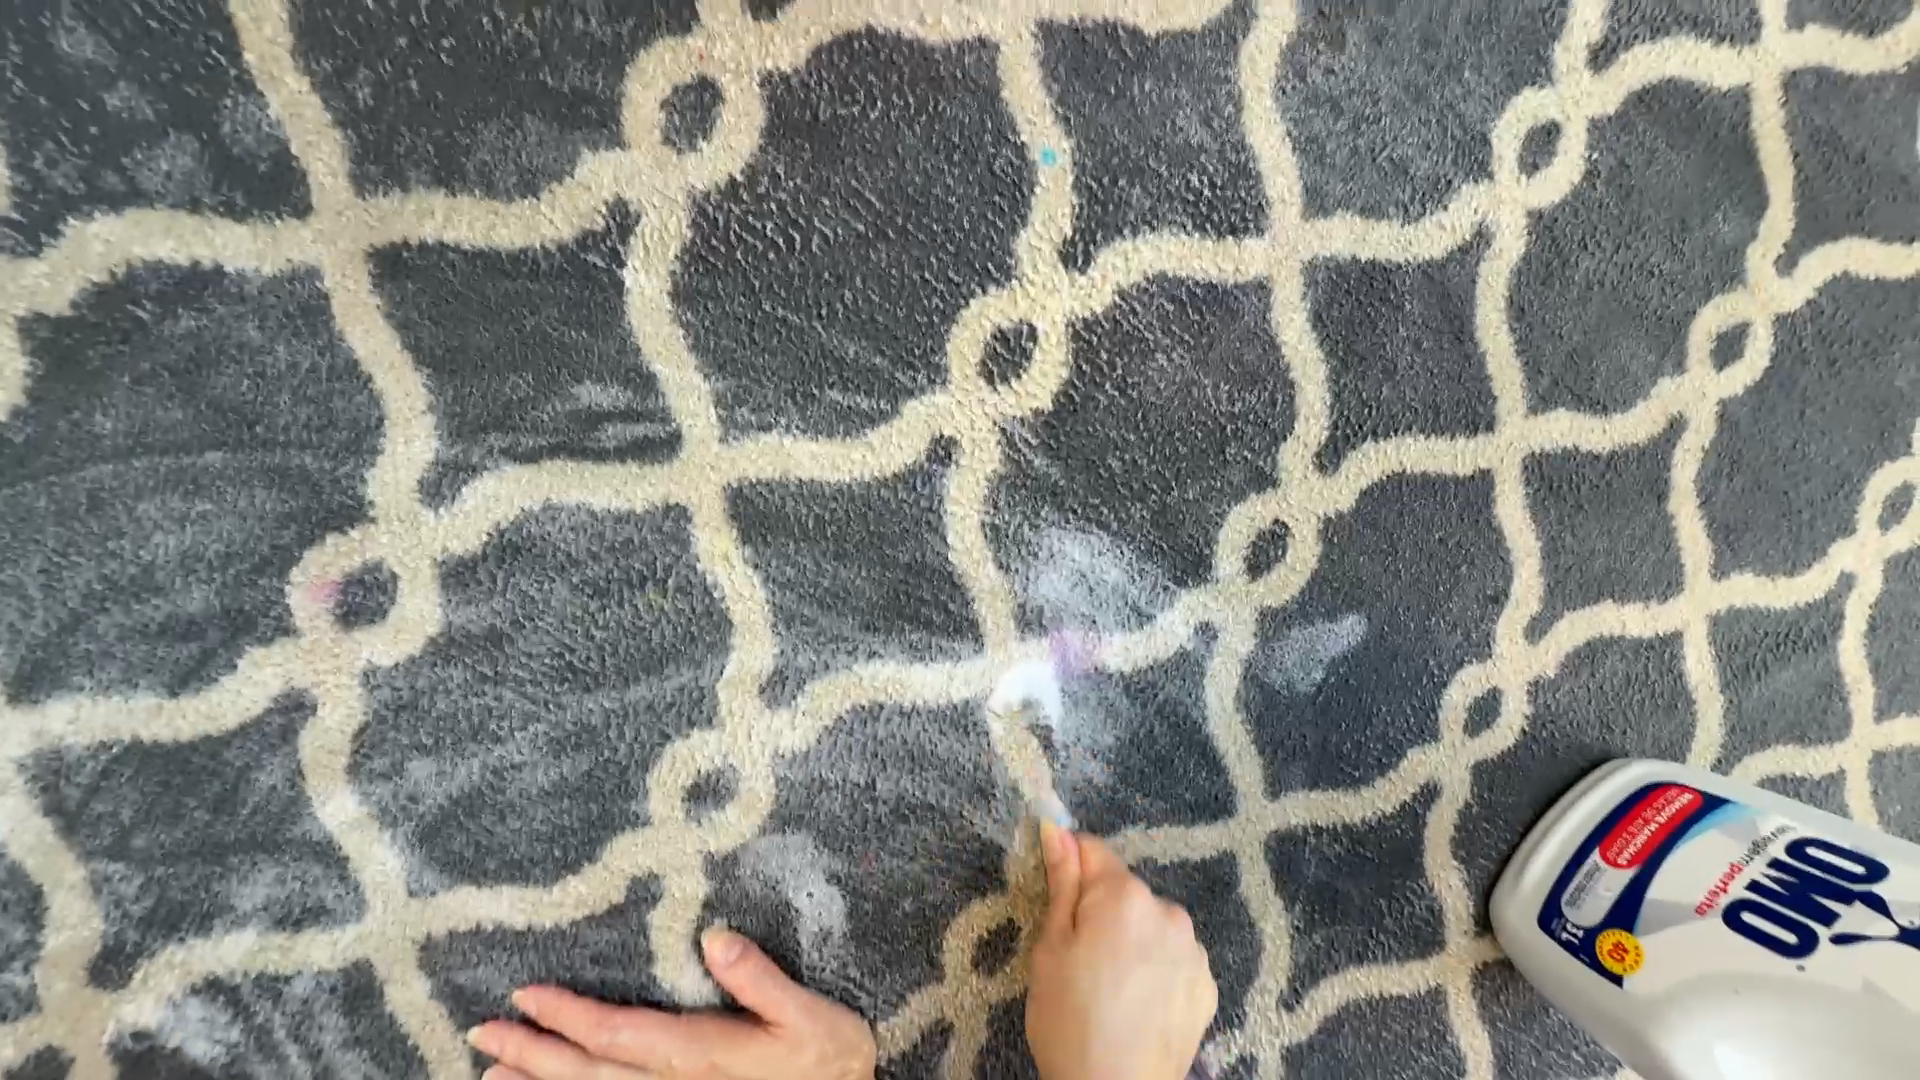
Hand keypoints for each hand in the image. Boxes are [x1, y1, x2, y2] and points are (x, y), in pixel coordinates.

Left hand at [467, 928, 875, 1079]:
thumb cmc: (827, 1054)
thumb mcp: (805, 1011)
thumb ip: (759, 977)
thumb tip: (713, 936)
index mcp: (700, 1055)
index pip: (617, 1033)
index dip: (567, 1017)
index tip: (525, 994)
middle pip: (590, 1072)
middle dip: (534, 1052)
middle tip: (484, 1033)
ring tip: (496, 1070)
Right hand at [1025, 822, 1217, 1079]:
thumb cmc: (1069, 1018)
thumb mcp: (1051, 946)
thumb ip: (1062, 881)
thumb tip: (1057, 827)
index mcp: (1125, 895)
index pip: (1092, 850)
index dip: (1069, 870)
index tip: (1058, 904)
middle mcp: (1168, 910)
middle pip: (1123, 890)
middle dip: (1101, 910)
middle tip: (1080, 959)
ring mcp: (1194, 949)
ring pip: (1150, 923)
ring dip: (1132, 938)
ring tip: (1111, 986)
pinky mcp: (1207, 985)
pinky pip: (1173, 956)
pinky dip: (1156, 968)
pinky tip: (1139, 1002)